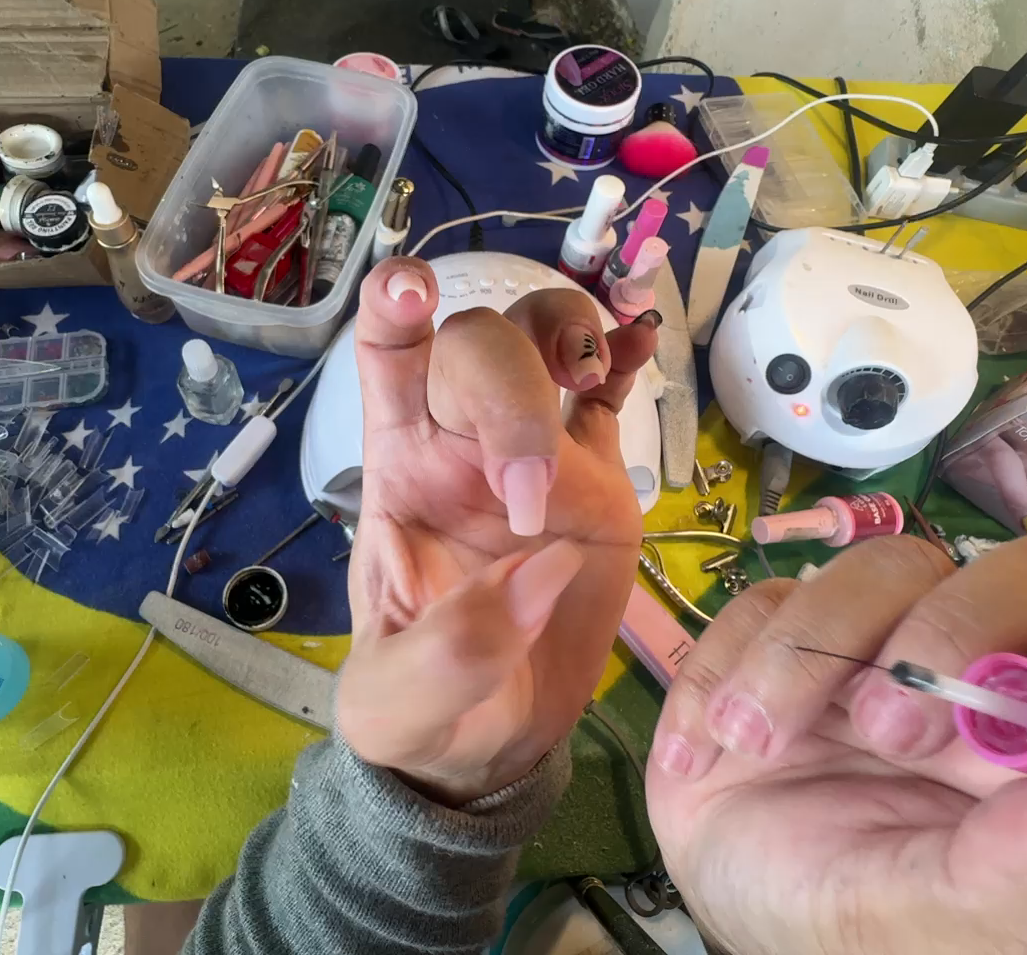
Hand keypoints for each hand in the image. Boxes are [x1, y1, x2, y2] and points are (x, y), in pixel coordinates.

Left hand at [335, 257, 657, 805]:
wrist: (491, 737)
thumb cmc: (425, 706)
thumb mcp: (401, 704)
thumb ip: (449, 651)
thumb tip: (538, 563)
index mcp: (401, 472)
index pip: (385, 362)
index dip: (391, 311)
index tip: (409, 289)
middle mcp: (463, 444)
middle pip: (478, 345)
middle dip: (509, 394)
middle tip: (530, 499)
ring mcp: (535, 451)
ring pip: (541, 338)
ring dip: (566, 332)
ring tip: (590, 378)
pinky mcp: (594, 476)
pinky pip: (610, 398)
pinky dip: (625, 357)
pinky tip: (641, 341)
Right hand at [646, 534, 1026, 953]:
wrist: (725, 892)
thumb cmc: (849, 926)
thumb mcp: (938, 927)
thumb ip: (1023, 879)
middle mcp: (988, 673)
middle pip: (1017, 573)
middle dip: (947, 634)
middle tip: (884, 730)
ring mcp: (879, 636)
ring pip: (872, 571)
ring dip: (800, 656)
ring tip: (753, 746)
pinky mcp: (783, 622)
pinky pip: (760, 603)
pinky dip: (722, 669)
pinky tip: (704, 751)